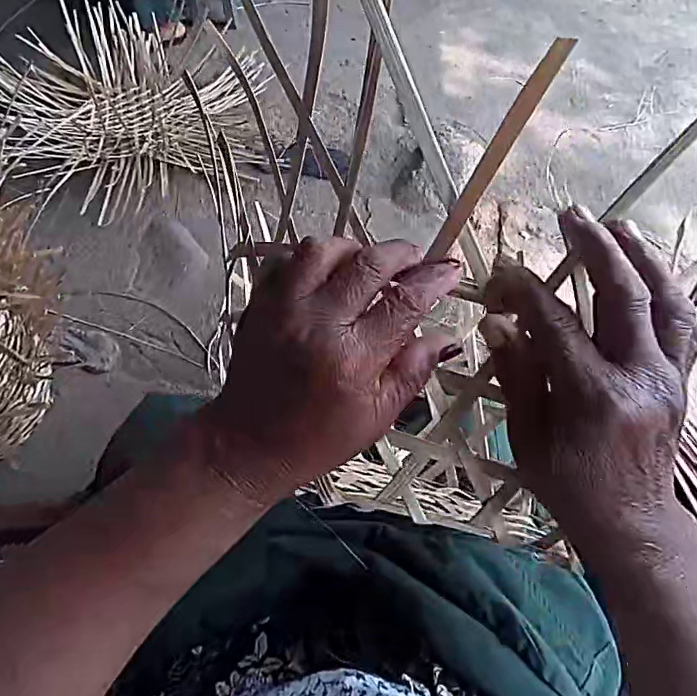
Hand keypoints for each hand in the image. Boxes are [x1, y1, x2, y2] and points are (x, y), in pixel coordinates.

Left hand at [194, 238, 462, 506]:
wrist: (247, 446)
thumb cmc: (316, 438)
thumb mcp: (377, 416)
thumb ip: (413, 370)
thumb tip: (445, 337)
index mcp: (352, 358)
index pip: (404, 302)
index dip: (433, 280)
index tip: (448, 269)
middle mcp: (317, 324)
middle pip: (368, 264)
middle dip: (401, 253)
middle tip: (414, 260)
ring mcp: (283, 309)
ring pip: (322, 249)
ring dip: (353, 250)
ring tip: (367, 266)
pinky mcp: (260, 304)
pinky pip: (287, 260)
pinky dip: (312, 259)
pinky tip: (326, 276)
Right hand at [480, 207, 696, 550]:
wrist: (633, 523)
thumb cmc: (570, 487)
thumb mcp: (529, 438)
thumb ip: (518, 375)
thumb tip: (499, 322)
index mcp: (594, 396)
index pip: (556, 324)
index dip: (525, 291)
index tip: (503, 274)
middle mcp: (640, 378)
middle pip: (622, 296)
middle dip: (594, 248)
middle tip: (572, 215)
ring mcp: (670, 377)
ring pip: (666, 302)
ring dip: (643, 258)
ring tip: (620, 227)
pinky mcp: (682, 381)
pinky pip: (685, 326)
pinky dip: (670, 291)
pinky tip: (653, 271)